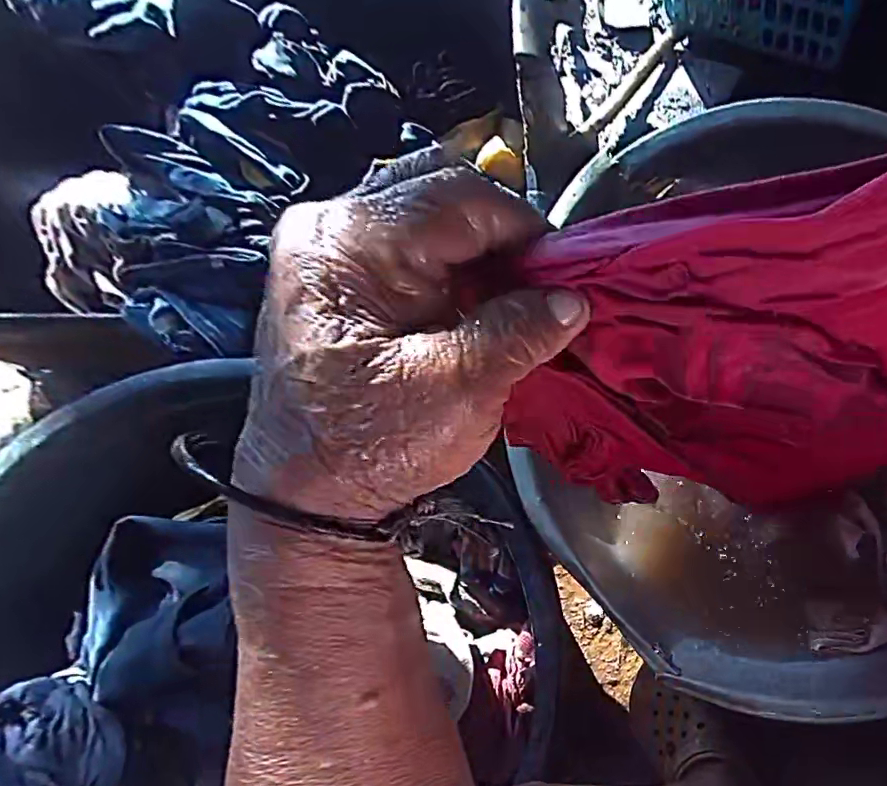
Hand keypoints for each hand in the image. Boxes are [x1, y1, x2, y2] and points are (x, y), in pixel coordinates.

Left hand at [234, 149, 588, 520]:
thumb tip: (575, 300)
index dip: (531, 233)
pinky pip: (429, 254)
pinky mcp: (358, 283)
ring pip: (441, 222)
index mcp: (353, 242)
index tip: (571, 280)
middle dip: (513, 240)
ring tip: (527, 308)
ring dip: (496, 259)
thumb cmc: (373, 441)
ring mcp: (344, 253)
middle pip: (447, 195)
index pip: (462, 198)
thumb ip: (517, 334)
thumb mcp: (457, 389)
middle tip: (550, 291)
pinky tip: (494, 315)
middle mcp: (339, 229)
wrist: (311, 488)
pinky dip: (474, 276)